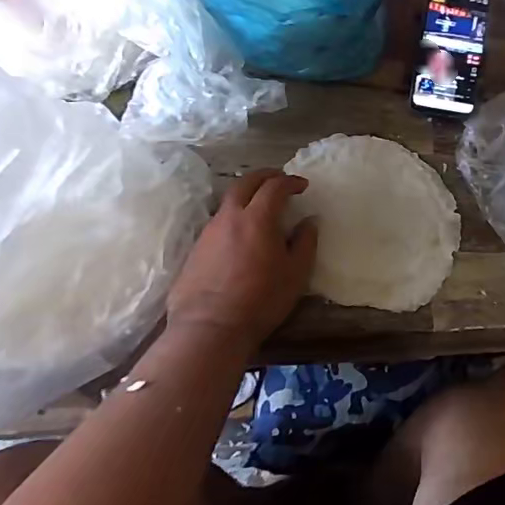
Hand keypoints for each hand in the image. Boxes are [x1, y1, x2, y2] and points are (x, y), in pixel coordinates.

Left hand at [168, 170, 317, 345]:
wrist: (209, 329)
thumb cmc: (261, 299)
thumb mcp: (296, 272)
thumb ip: (305, 242)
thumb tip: (308, 221)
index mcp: (258, 218)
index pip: (275, 186)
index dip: (290, 181)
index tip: (302, 186)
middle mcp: (230, 218)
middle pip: (245, 183)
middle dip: (264, 176)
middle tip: (279, 179)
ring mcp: (208, 233)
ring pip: (228, 201)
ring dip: (247, 195)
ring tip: (261, 206)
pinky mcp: (195, 250)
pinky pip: (218, 222)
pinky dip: (234, 217)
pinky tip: (242, 234)